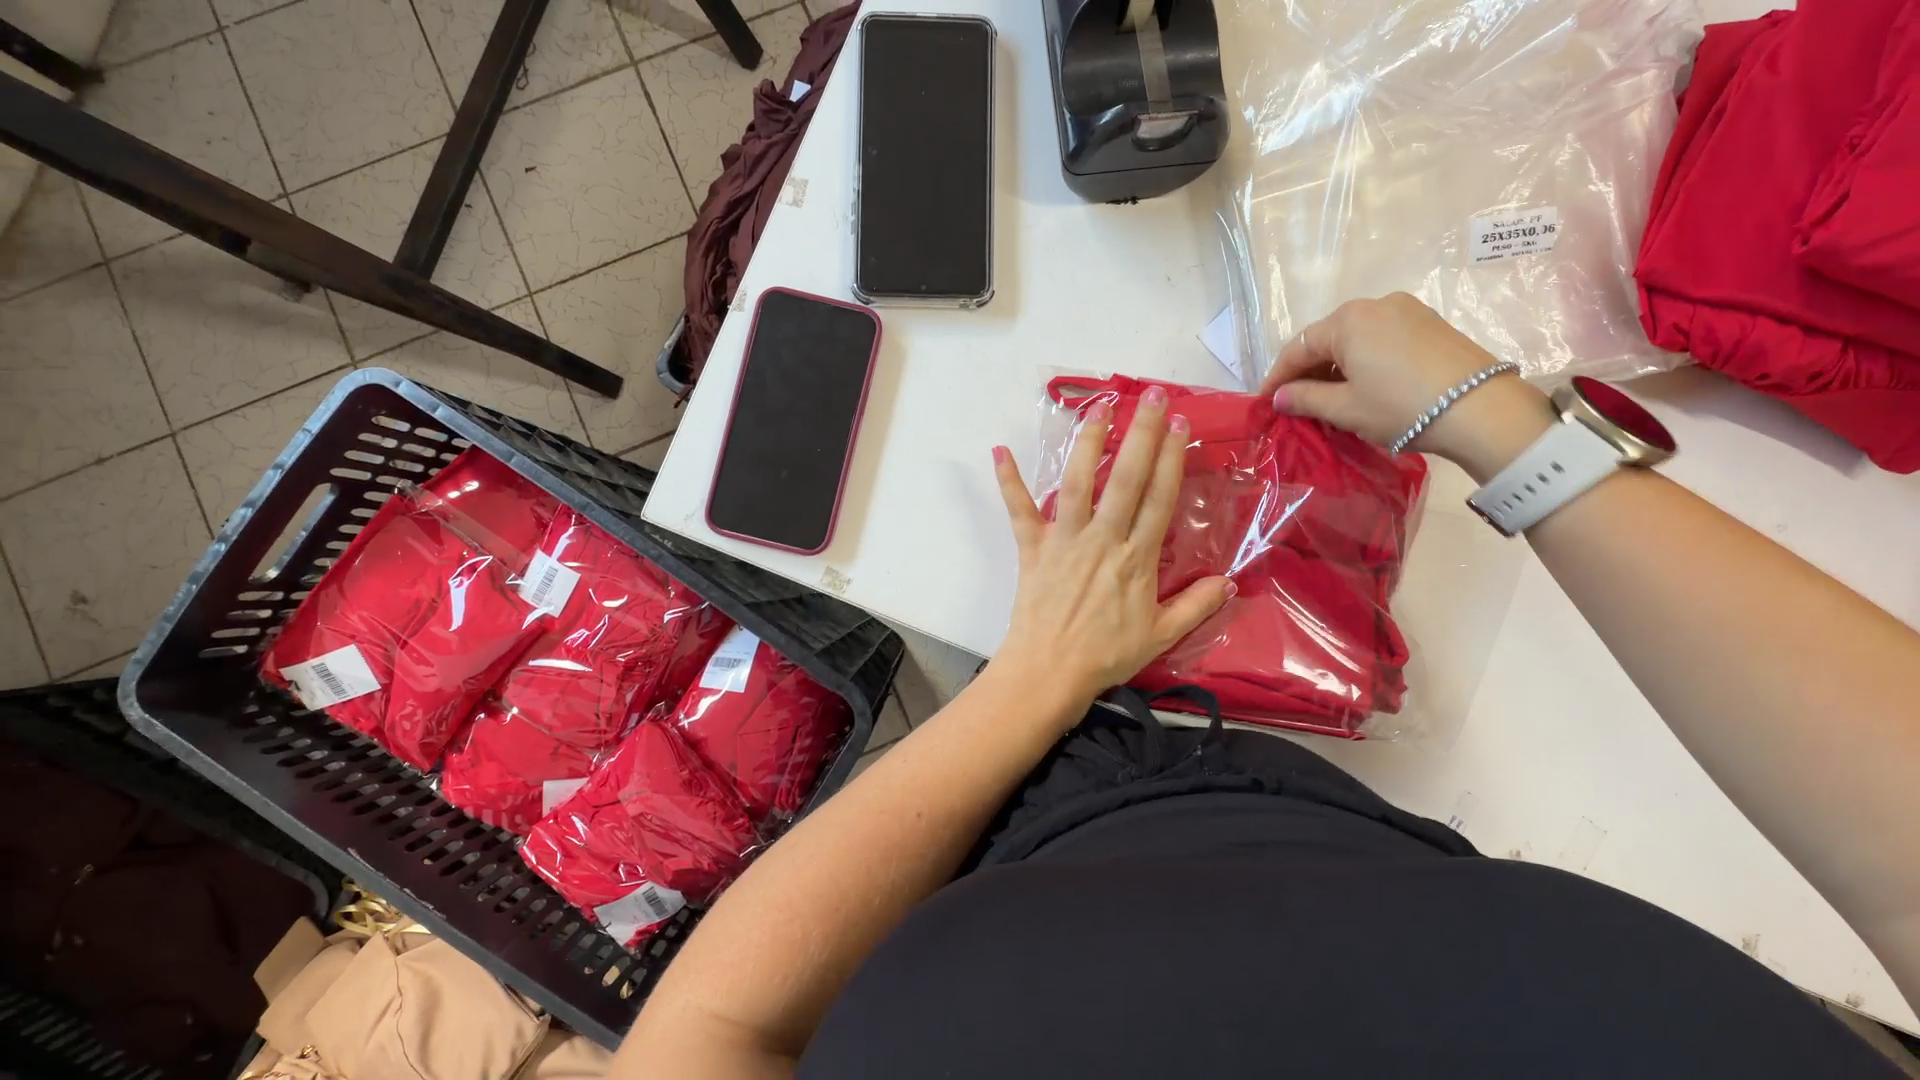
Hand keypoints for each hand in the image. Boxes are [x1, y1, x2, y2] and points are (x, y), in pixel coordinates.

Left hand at [987, 387, 1234, 715]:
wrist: (1049, 672)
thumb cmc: (1106, 655)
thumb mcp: (1161, 636)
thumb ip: (1195, 606)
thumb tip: (1228, 581)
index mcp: (1137, 558)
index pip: (1159, 498)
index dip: (1170, 459)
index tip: (1179, 424)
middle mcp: (1102, 539)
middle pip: (1125, 478)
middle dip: (1139, 434)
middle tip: (1149, 395)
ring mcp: (1064, 540)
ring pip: (1078, 483)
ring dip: (1088, 443)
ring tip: (1098, 407)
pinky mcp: (1032, 547)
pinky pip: (1019, 510)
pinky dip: (1009, 481)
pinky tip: (999, 450)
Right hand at [1257, 293, 1553, 481]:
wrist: (1481, 409)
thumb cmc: (1401, 407)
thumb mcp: (1345, 408)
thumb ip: (1305, 399)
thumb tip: (1280, 397)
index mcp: (1347, 320)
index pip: (1297, 348)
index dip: (1277, 377)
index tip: (1265, 401)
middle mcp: (1375, 304)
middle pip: (1328, 338)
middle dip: (1309, 370)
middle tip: (1296, 401)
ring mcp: (1407, 310)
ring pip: (1356, 338)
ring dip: (1338, 365)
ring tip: (1330, 397)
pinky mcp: (1431, 324)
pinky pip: (1382, 338)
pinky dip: (1365, 360)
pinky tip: (1365, 384)